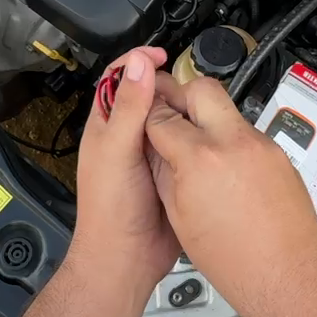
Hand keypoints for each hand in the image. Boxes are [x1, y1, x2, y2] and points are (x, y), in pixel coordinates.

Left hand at [69, 47, 179, 296]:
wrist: (127, 260)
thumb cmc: (110, 209)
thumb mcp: (117, 150)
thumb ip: (129, 107)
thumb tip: (139, 63)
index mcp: (106, 125)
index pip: (119, 78)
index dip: (138, 61)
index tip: (163, 56)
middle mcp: (127, 137)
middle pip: (149, 96)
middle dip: (169, 87)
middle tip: (188, 90)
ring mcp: (150, 155)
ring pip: (170, 120)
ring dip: (185, 112)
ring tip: (201, 110)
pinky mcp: (171, 172)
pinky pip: (185, 146)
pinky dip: (196, 139)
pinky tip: (210, 137)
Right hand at [144, 76, 316, 314]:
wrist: (287, 276)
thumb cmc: (233, 260)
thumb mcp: (179, 216)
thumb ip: (164, 171)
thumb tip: (154, 145)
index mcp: (201, 159)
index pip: (163, 116)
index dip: (148, 115)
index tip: (144, 116)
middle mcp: (234, 142)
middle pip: (200, 88)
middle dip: (180, 95)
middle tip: (171, 113)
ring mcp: (261, 144)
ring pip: (226, 108)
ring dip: (206, 118)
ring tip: (196, 149)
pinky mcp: (278, 152)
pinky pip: (246, 132)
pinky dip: (229, 140)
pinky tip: (223, 168)